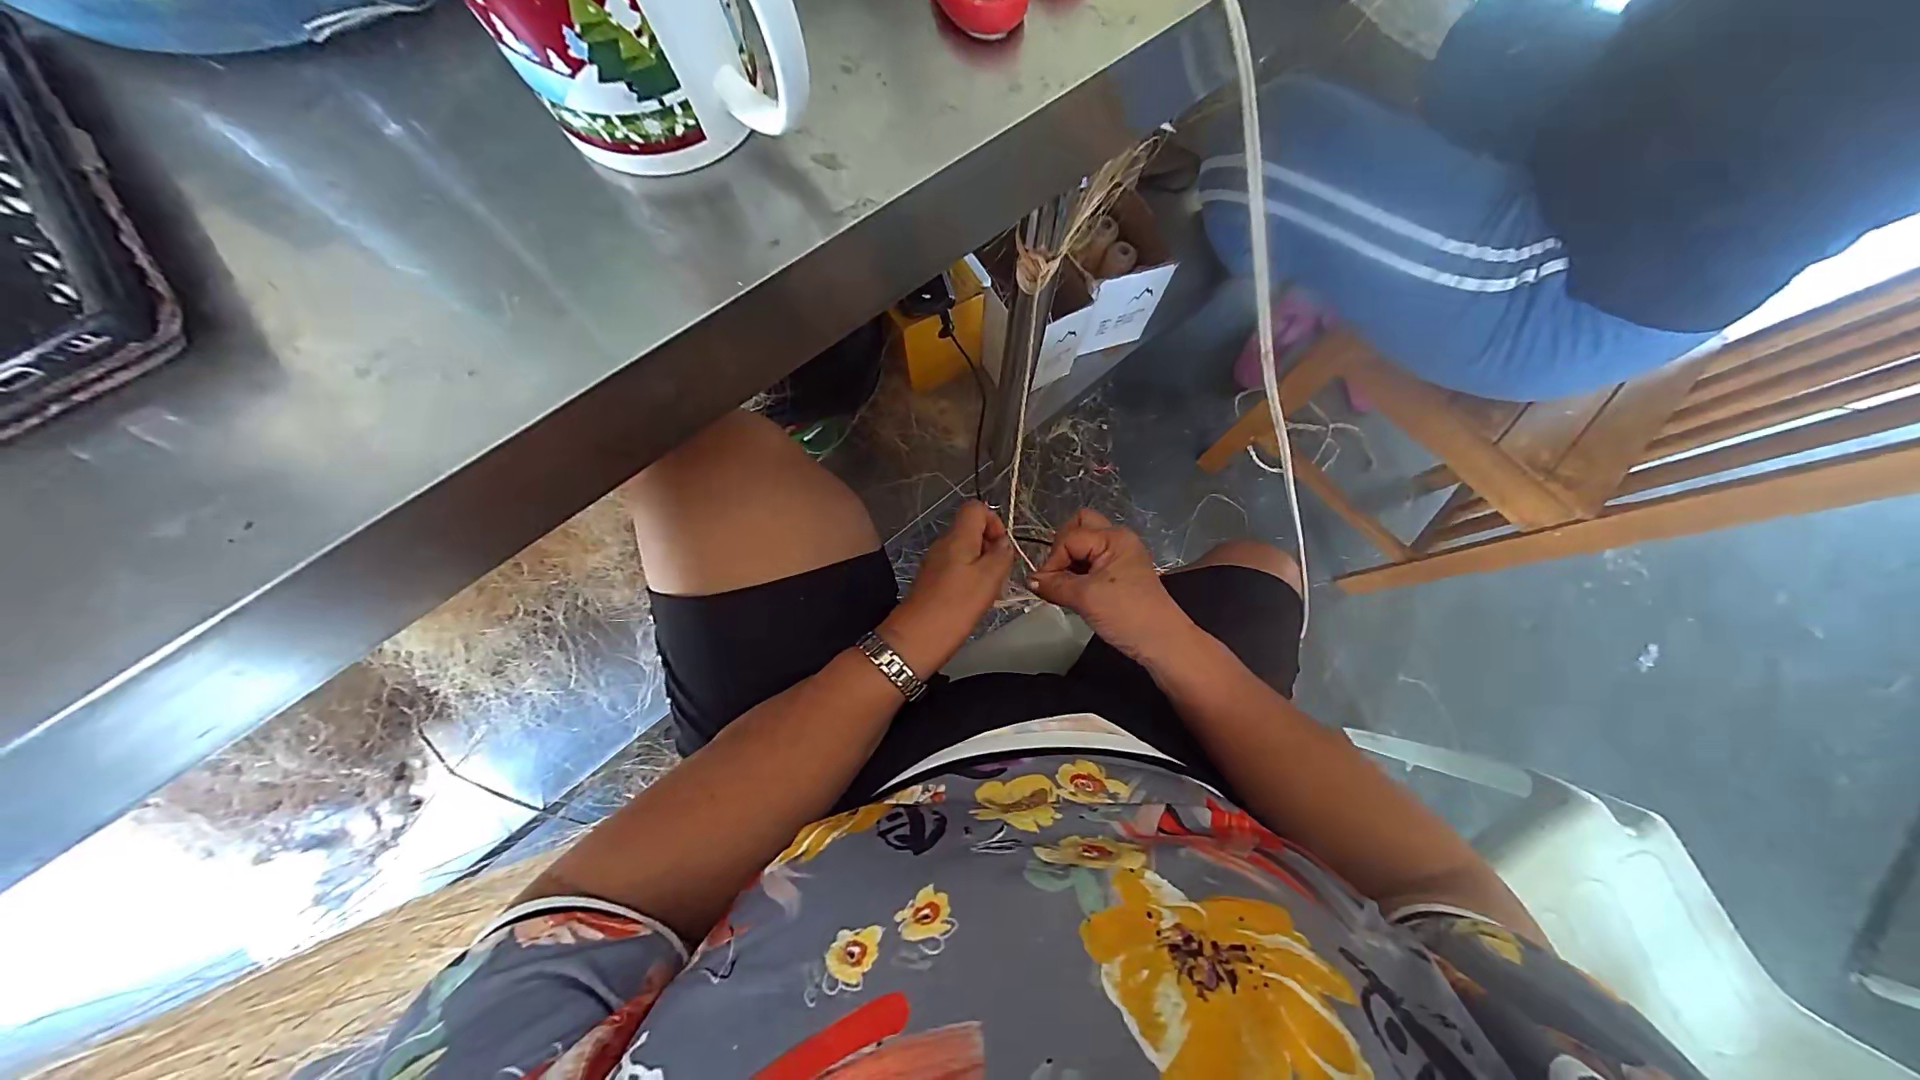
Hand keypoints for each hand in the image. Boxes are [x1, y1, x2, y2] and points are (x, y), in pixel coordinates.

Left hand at [880, 500, 1015, 675]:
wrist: (916, 638)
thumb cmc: (955, 606)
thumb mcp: (989, 578)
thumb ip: (1001, 555)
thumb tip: (1004, 543)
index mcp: (957, 537)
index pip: (976, 508)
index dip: (994, 522)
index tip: (1002, 548)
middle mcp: (943, 544)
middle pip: (971, 530)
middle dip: (990, 547)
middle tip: (998, 573)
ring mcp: (935, 562)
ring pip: (965, 551)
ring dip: (982, 566)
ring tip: (988, 590)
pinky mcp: (931, 580)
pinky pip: (956, 568)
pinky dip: (969, 578)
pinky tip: (973, 600)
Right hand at [1028, 509, 1198, 665]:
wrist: (1163, 643)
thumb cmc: (1127, 614)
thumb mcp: (1085, 597)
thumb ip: (1054, 585)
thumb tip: (1030, 581)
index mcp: (1113, 538)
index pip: (1069, 538)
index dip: (1052, 561)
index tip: (1045, 586)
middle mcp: (1117, 540)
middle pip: (1078, 527)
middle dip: (1061, 549)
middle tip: (1056, 575)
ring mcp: (1120, 557)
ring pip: (1084, 545)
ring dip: (1069, 562)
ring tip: (1063, 587)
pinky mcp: (1119, 574)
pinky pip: (1091, 562)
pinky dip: (1078, 573)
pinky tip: (1074, 592)